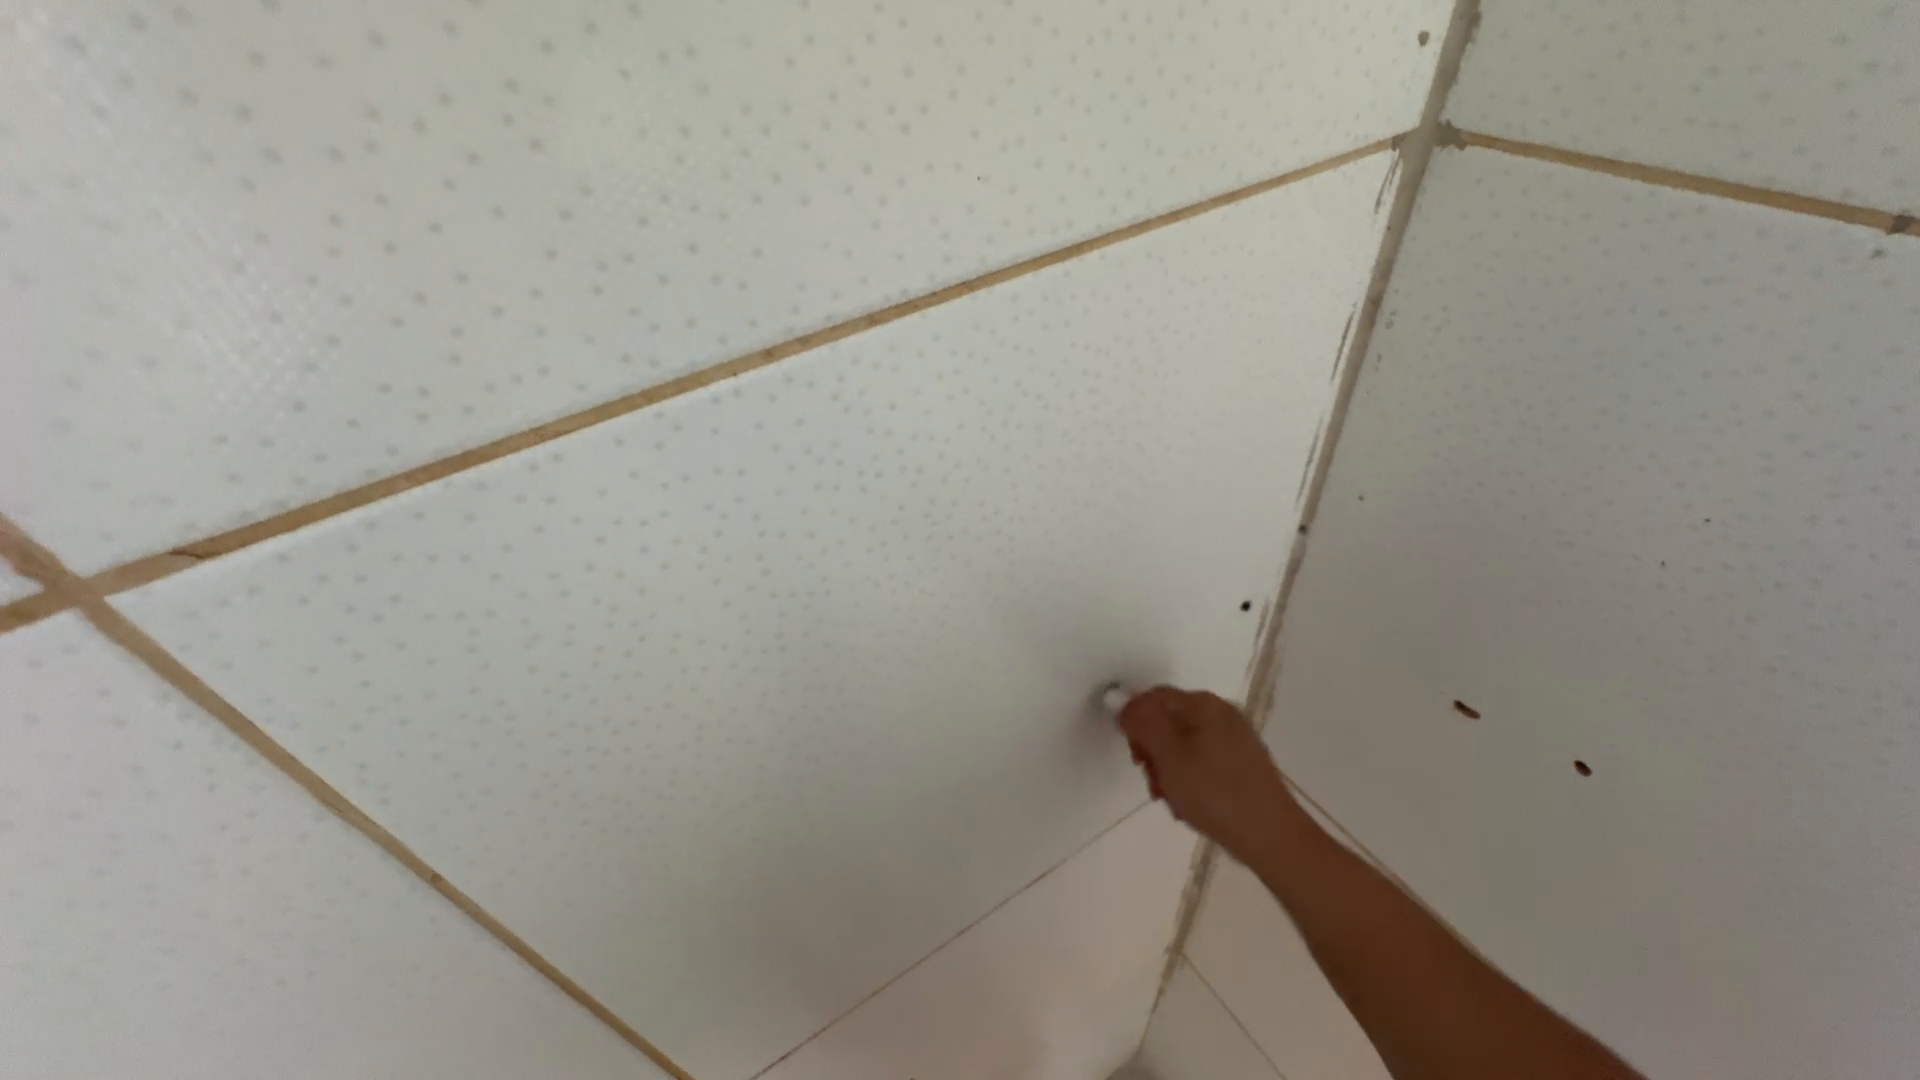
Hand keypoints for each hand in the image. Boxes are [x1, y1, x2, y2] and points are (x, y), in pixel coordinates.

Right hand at [1118, 686, 1305, 863]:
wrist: (1269, 835)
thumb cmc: (1213, 791)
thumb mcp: (1168, 754)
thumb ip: (1141, 723)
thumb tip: (1120, 700)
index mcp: (1204, 705)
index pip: (1153, 698)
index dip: (1135, 723)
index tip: (1135, 757)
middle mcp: (1221, 715)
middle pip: (1167, 722)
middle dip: (1152, 751)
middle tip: (1152, 779)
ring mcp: (1234, 740)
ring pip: (1181, 747)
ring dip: (1167, 771)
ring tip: (1172, 799)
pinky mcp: (1240, 765)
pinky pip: (1201, 763)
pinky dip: (1188, 781)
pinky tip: (1190, 805)